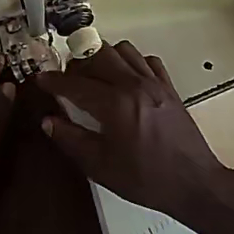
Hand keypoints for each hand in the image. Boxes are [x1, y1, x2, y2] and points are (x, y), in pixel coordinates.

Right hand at [34, 41, 229, 222]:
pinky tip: (125, 78)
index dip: (54, 81)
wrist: (193, 182)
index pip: (76, 84)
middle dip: (77, 62)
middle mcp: (135, 86)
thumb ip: (71, 139)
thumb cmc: (146, 179)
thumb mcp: (101, 166)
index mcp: (115, 104)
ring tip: (94, 74)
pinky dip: (132, 62)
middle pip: (99, 54)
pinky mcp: (170, 88)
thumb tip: (49, 122)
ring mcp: (155, 84)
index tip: (41, 79)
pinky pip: (148, 61)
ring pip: (124, 51)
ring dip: (104, 56)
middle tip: (67, 77)